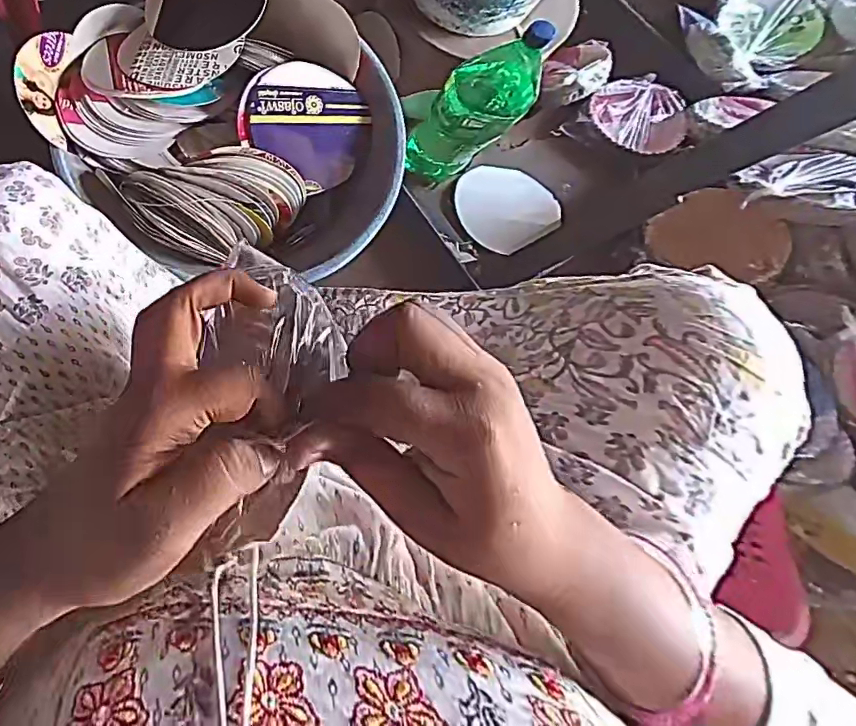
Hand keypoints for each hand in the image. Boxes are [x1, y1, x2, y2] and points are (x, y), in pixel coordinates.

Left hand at [0, 272, 287, 722]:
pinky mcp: (142, 407)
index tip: (282, 438)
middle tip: (266, 299)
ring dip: (210, 305)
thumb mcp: (165, 528)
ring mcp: (141, 392)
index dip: (269, 403)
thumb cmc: (102, 547)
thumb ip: (221, 479)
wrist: (45, 557)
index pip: (233, 382)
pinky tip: (229, 360)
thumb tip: (272, 445)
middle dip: (220, 288)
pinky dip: (204, 336)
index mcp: (160, 410)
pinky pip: (175, 352)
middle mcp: (149, 387)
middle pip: (174, 310)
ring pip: (169, 323)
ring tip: (253, 313)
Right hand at [291, 300, 584, 606]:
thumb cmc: (486, 540)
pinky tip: (401, 386)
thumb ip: (364, 463)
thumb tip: (308, 435)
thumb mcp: (419, 517)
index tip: (311, 418)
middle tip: (355, 393)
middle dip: (364, 350)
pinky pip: (433, 329)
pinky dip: (403, 345)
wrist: (547, 532)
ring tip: (378, 389)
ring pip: (418, 315)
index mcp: (467, 432)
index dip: (333, 403)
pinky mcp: (485, 362)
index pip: (380, 394)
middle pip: (405, 323)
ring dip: (384, 343)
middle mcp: (481, 384)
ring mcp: (488, 366)